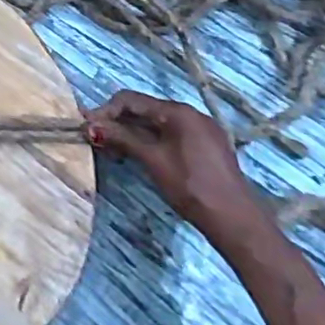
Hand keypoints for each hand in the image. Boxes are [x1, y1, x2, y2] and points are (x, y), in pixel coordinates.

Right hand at [86, 91, 270, 243]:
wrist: (237, 224)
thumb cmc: (191, 186)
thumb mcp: (151, 159)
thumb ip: (120, 137)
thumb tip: (89, 124)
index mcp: (179, 112)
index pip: (131, 100)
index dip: (105, 111)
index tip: (87, 126)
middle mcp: (191, 115)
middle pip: (143, 110)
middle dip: (117, 123)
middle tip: (98, 139)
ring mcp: (202, 131)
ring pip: (155, 124)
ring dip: (131, 134)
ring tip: (113, 150)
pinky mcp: (206, 147)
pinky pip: (170, 135)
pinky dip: (149, 141)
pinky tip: (137, 155)